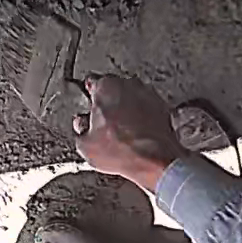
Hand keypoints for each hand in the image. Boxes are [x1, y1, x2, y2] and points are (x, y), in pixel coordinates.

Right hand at [74, 75, 185, 192]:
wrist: (153, 160)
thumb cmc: (122, 150)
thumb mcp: (85, 146)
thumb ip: (80, 128)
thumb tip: (82, 126)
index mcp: (105, 86)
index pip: (90, 83)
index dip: (87, 98)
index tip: (87, 108)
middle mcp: (128, 83)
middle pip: (112, 90)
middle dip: (108, 105)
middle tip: (103, 126)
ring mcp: (148, 93)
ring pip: (130, 99)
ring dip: (126, 112)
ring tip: (121, 136)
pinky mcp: (162, 106)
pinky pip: (146, 110)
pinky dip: (141, 119)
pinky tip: (136, 138)